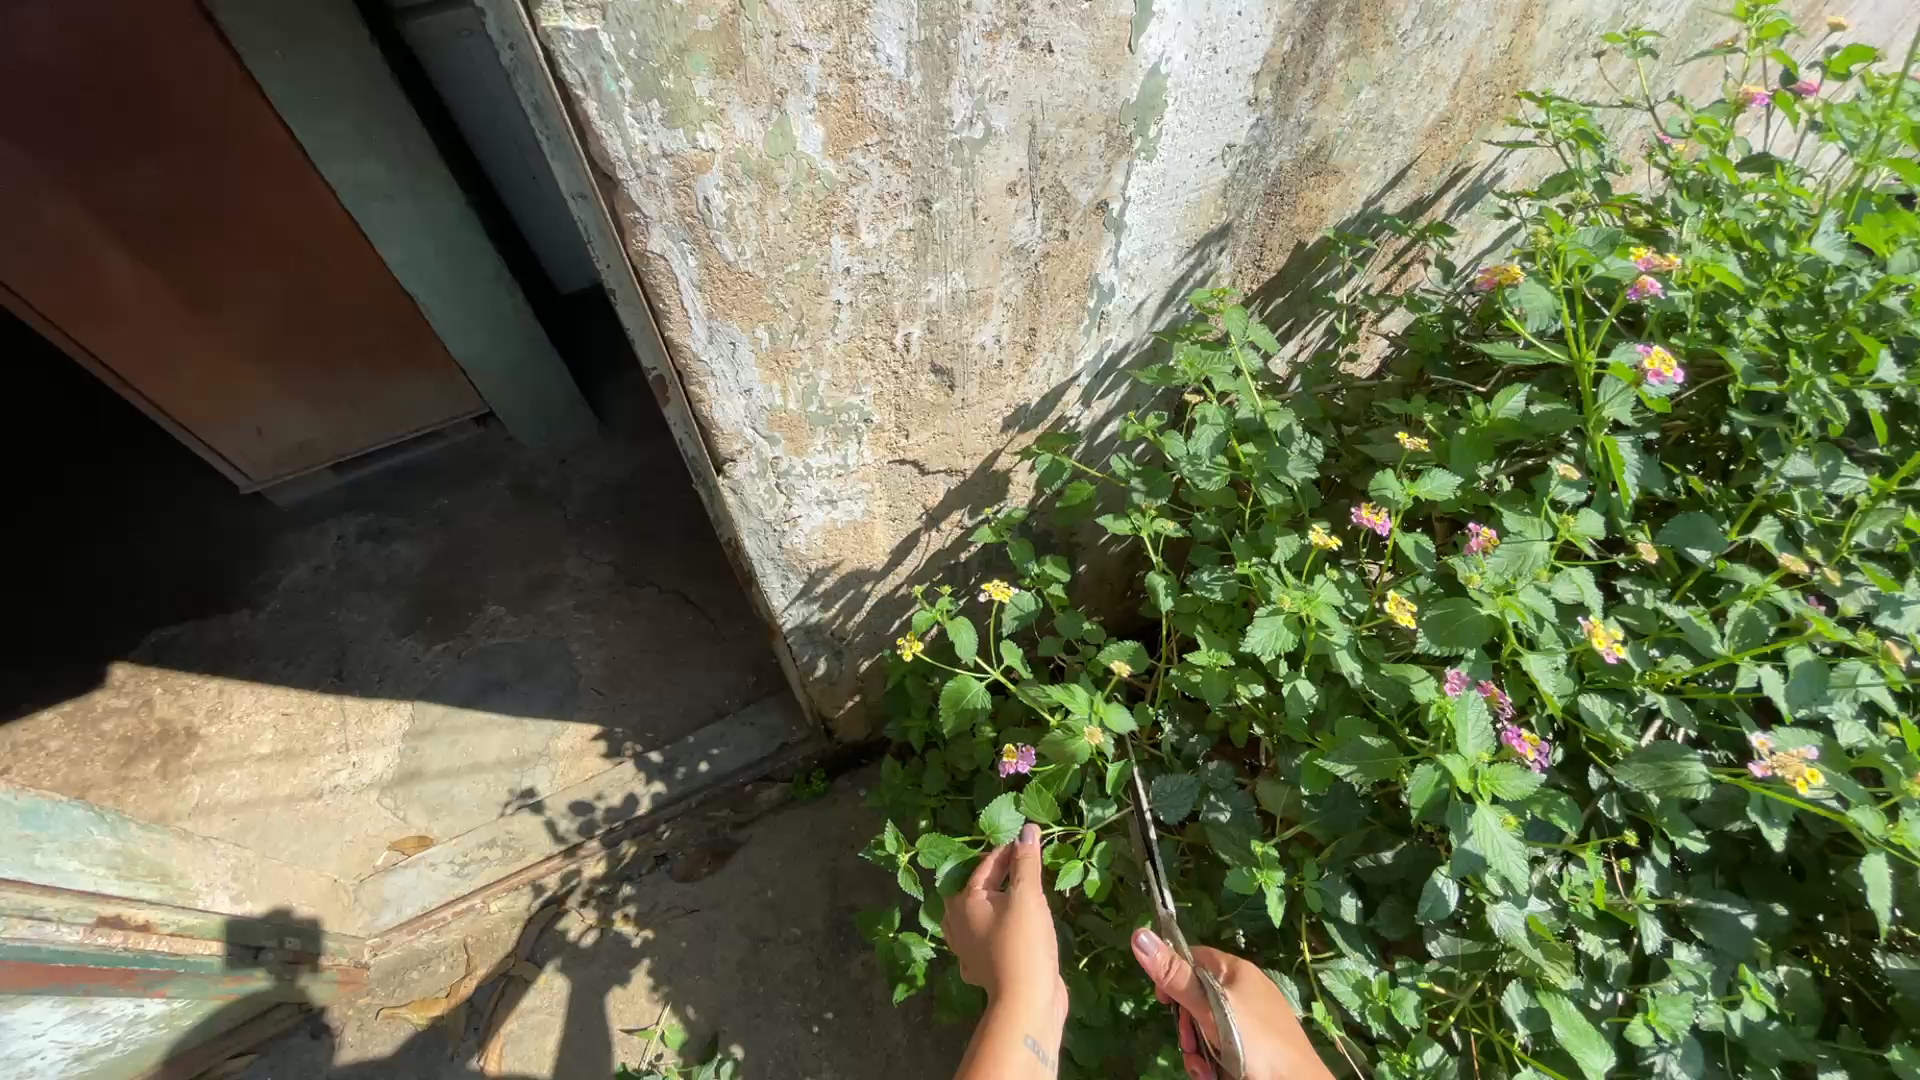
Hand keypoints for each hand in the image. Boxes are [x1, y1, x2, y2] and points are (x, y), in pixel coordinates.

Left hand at [943, 823, 1067, 1026]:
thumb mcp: (1027, 895)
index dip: (1008, 851)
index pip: (986, 865)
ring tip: (1012, 891)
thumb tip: (1028, 829)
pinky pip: (987, 937)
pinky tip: (1009, 926)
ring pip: (978, 915)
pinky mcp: (983, 968)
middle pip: (976, 889)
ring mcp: (967, 949)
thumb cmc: (1023, 942)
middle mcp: (957, 923)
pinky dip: (997, 927)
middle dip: (997, 875)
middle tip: (1019, 861)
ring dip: (994, 902)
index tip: (1027, 841)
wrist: (1026, 1004)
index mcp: (963, 901)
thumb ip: (1026, 861)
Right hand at [1130, 930, 1332, 1079]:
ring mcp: (1253, 1022)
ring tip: (1203, 1071)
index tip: (1162, 999)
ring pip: (1209, 1027)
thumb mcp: (1209, 1008)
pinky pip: (1225, 1048)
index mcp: (1236, 971)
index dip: (1173, 975)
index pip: (1193, 958)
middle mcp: (1245, 991)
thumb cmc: (1255, 1042)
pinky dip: (1215, 1063)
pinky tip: (1214, 1077)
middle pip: (1197, 997)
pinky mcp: (1259, 1050)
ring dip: (1198, 1050)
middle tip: (1188, 1044)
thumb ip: (1174, 975)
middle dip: (1186, 1024)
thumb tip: (1138, 934)